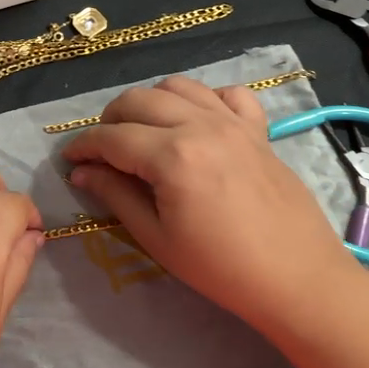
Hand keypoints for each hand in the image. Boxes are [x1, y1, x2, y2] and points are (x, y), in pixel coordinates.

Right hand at [62, 77, 357, 329]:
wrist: (298, 280)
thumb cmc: (220, 268)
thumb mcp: (156, 238)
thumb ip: (116, 195)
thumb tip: (83, 172)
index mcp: (172, 156)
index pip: (111, 137)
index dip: (83, 146)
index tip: (70, 160)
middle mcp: (201, 126)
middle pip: (137, 100)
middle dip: (109, 120)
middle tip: (102, 151)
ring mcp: (233, 123)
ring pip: (177, 86)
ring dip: (150, 103)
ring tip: (143, 132)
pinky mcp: (258, 131)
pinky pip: (226, 94)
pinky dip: (203, 99)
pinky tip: (195, 123)